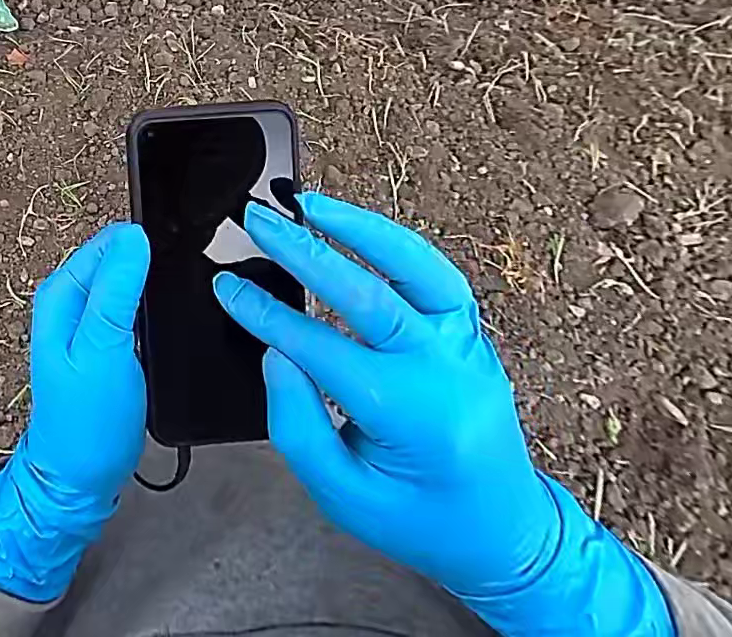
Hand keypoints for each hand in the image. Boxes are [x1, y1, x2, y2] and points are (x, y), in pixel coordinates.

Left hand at [0, 223, 149, 600]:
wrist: (79, 480)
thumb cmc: (87, 421)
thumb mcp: (104, 349)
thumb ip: (118, 290)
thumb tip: (135, 237)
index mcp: (62, 293)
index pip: (109, 242)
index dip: (143, 245)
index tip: (174, 260)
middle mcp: (71, 300)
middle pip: (119, 258)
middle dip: (149, 264)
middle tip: (178, 284)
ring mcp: (88, 321)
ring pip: (128, 282)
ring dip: (151, 285)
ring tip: (177, 298)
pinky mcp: (105, 340)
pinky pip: (131, 306)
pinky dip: (149, 307)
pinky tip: (164, 319)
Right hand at [215, 194, 672, 636]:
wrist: (504, 529)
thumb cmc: (420, 519)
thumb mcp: (344, 497)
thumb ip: (297, 426)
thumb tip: (274, 351)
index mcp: (413, 419)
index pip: (323, 351)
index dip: (266, 315)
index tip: (226, 288)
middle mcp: (446, 370)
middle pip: (367, 294)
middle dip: (302, 251)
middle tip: (256, 221)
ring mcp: (464, 342)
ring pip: (414, 265)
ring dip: (357, 227)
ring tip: (308, 203)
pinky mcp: (467, 327)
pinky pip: (431, 269)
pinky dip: (389, 240)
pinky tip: (353, 225)